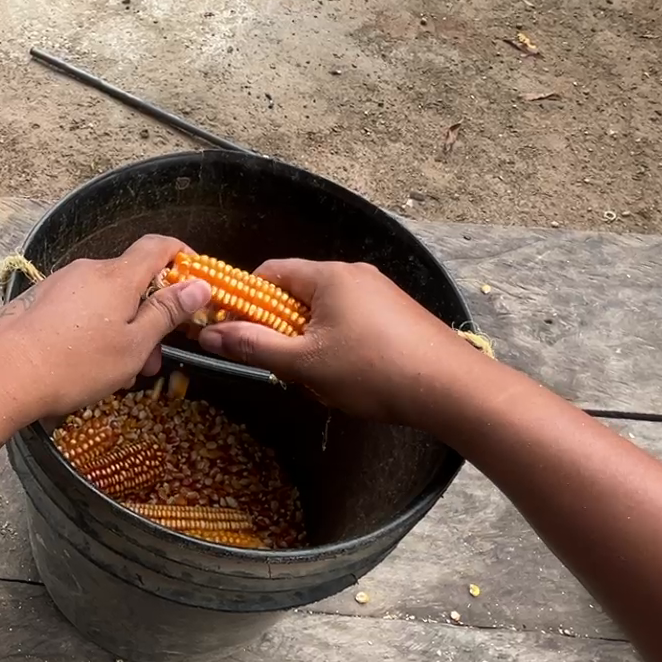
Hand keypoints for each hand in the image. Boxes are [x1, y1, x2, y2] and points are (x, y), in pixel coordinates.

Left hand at [0, 235, 212, 423]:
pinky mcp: (37, 303)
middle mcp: (86, 271)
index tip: (195, 284)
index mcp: (117, 276)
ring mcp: (58, 285)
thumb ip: (166, 313)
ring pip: (103, 301)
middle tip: (153, 361)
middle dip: (149, 317)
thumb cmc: (76, 363)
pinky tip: (85, 366)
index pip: (158, 246)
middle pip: (130, 282)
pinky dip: (92, 331)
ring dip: (120, 330)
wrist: (1, 374)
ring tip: (118, 374)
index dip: (182, 258)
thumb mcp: (133, 345)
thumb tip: (199, 284)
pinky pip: (77, 310)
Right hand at [195, 259, 487, 426]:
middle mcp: (354, 273)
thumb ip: (252, 346)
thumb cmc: (372, 371)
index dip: (245, 298)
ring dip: (309, 338)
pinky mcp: (398, 313)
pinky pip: (350, 318)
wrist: (453, 390)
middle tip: (280, 361)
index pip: (270, 272)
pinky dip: (336, 341)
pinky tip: (349, 373)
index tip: (238, 330)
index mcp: (329, 275)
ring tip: (317, 374)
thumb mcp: (304, 363)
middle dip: (280, 326)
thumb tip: (208, 334)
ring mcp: (380, 291)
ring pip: (324, 309)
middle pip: (296, 291)